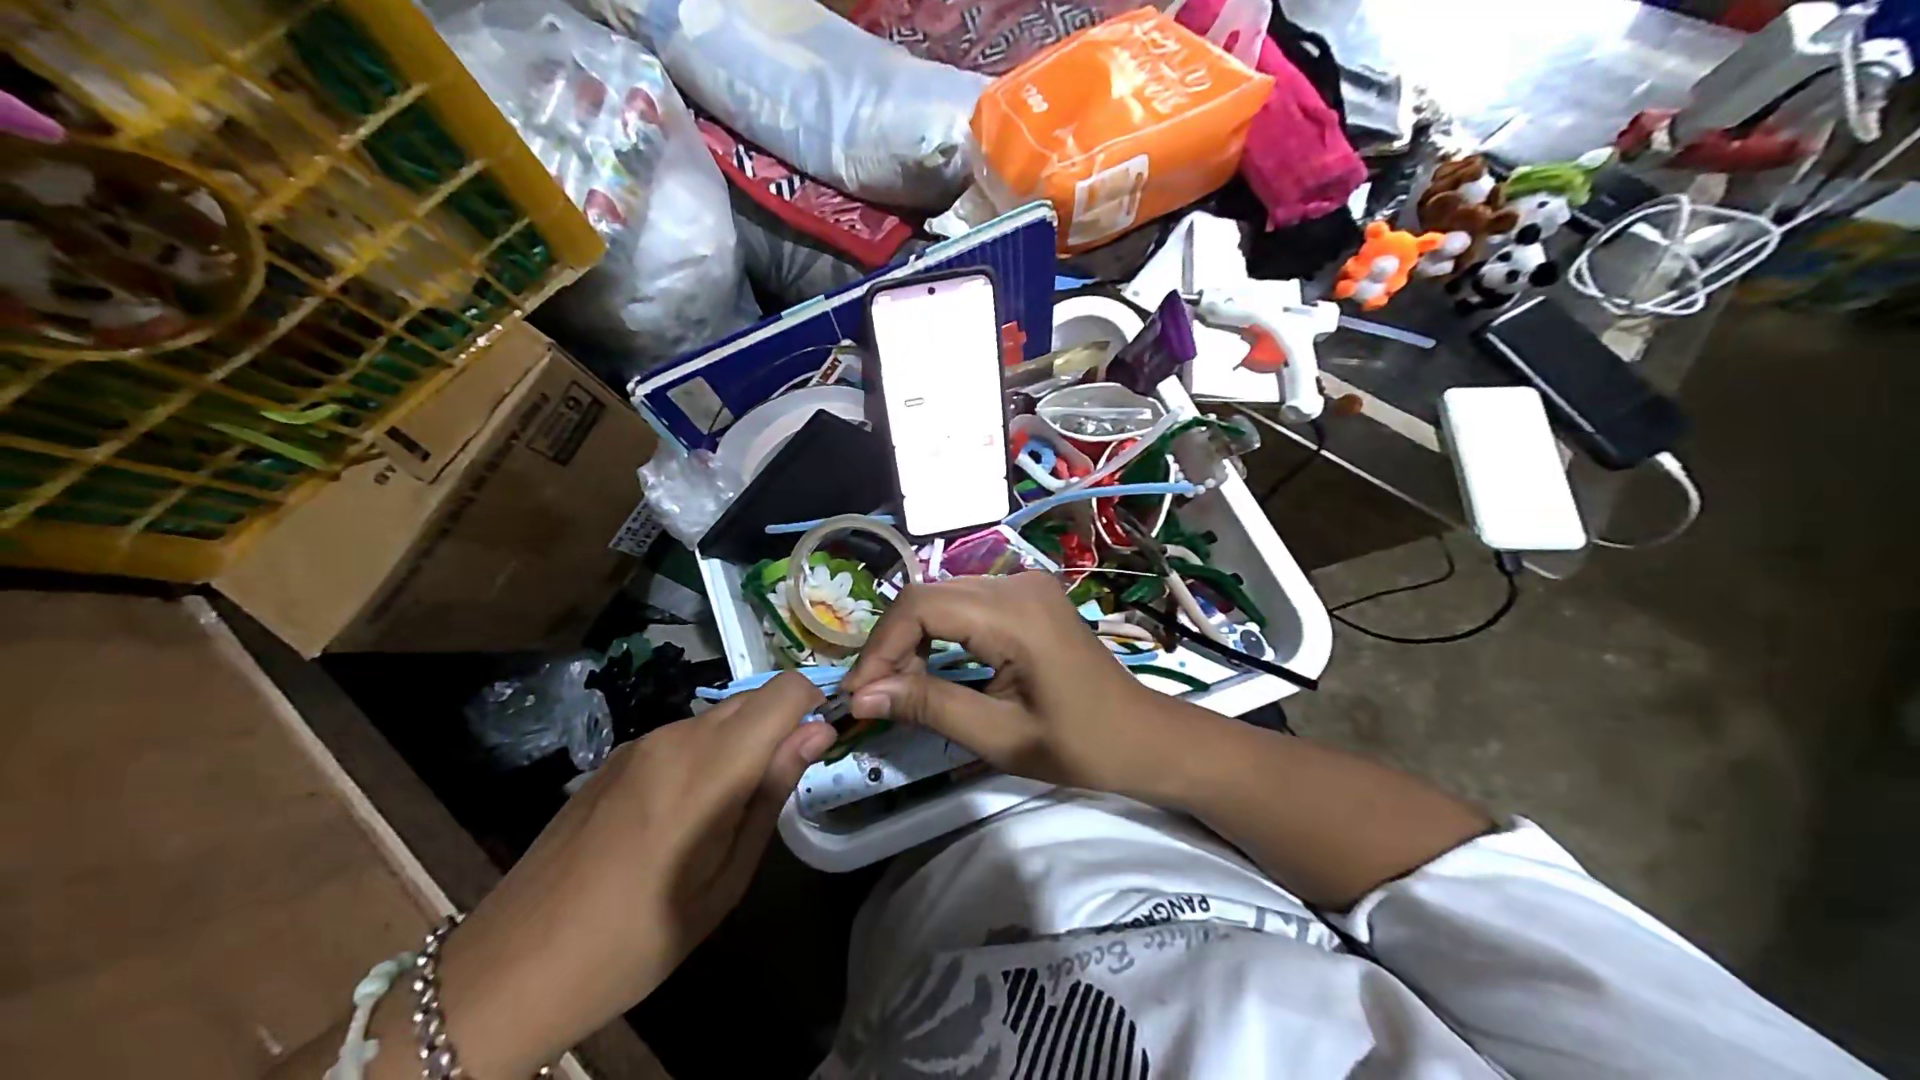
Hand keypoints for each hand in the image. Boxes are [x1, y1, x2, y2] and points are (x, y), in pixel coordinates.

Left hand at [376, 673, 834, 1078]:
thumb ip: (772, 793)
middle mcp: (675, 735)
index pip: (786, 690)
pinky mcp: (615, 758)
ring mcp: (639, 743)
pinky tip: (680, 816)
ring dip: (740, 746)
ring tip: (725, 814)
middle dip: (778, 729)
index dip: (812, 708)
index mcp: (709, 764)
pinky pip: (681, 737)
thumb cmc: (638, 938)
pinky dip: (704, 756)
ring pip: (717, 718)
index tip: (816, 750)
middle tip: (774, 791)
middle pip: (753, 699)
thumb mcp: (725, 879)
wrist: (512, 967)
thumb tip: (818, 732)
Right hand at [842, 572, 1208, 798]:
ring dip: (912, 639)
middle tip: (874, 696)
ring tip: (897, 688)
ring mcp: (1025, 584)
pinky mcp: (1027, 596)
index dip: (880, 647)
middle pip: (927, 596)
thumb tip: (861, 696)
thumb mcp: (998, 735)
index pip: (921, 607)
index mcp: (1016, 614)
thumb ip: (928, 706)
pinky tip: (928, 668)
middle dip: (892, 645)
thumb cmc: (1080, 745)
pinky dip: (938, 633)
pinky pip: (964, 603)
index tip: (858, 695)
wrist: (1143, 737)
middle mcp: (1017, 583)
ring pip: (942, 597)